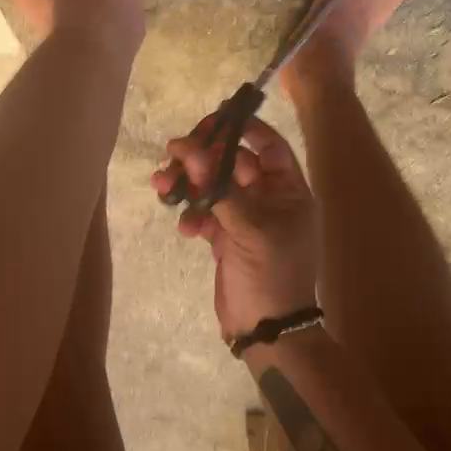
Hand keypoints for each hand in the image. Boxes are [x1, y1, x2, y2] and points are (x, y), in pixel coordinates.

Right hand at [152, 116, 319, 339]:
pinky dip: (192, 214)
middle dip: (202, 157)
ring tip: (162, 185)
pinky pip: (205, 212)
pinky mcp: (226, 236)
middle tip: (174, 151)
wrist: (267, 330)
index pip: (268, 145)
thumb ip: (218, 189)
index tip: (212, 121)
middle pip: (231, 162)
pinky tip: (186, 229)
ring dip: (188, 183)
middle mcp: (268, 198)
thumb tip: (192, 152)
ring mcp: (246, 217)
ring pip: (213, 186)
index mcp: (288, 191)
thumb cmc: (271, 273)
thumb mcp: (250, 228)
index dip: (243, 129)